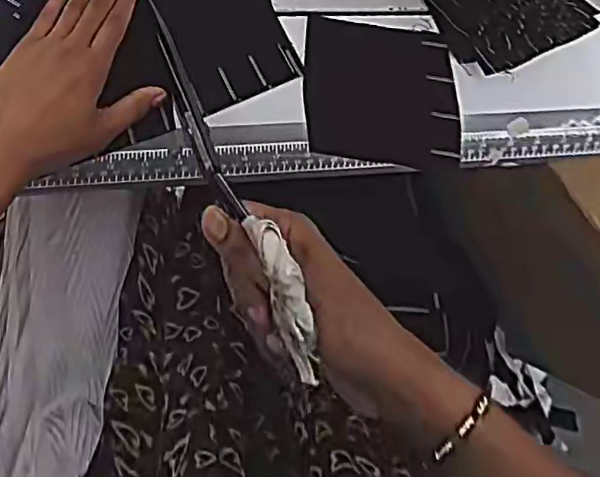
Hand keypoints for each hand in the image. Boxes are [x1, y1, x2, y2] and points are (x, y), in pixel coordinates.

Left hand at [0, 0, 165, 186]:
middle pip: (97, 6)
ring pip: (74, 4)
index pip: (115, 23)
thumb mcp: (99, 131)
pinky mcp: (25, 47)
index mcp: (92, 68)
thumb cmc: (46, 141)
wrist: (4, 143)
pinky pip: (46, 13)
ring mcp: (46, 45)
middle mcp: (70, 50)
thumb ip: (132, 108)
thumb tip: (155, 95)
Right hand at [201, 201, 441, 417]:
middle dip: (249, 293)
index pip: (237, 221)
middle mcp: (289, 255)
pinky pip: (258, 320)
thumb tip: (212, 217)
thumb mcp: (292, 288)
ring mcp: (289, 287)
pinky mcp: (290, 315)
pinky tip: (286, 343)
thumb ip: (247, 253)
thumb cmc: (357, 331)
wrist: (388, 382)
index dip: (233, 250)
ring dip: (259, 320)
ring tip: (284, 331)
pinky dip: (267, 337)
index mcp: (293, 232)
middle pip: (238, 261)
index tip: (248, 275)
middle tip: (270, 308)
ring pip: (245, 294)